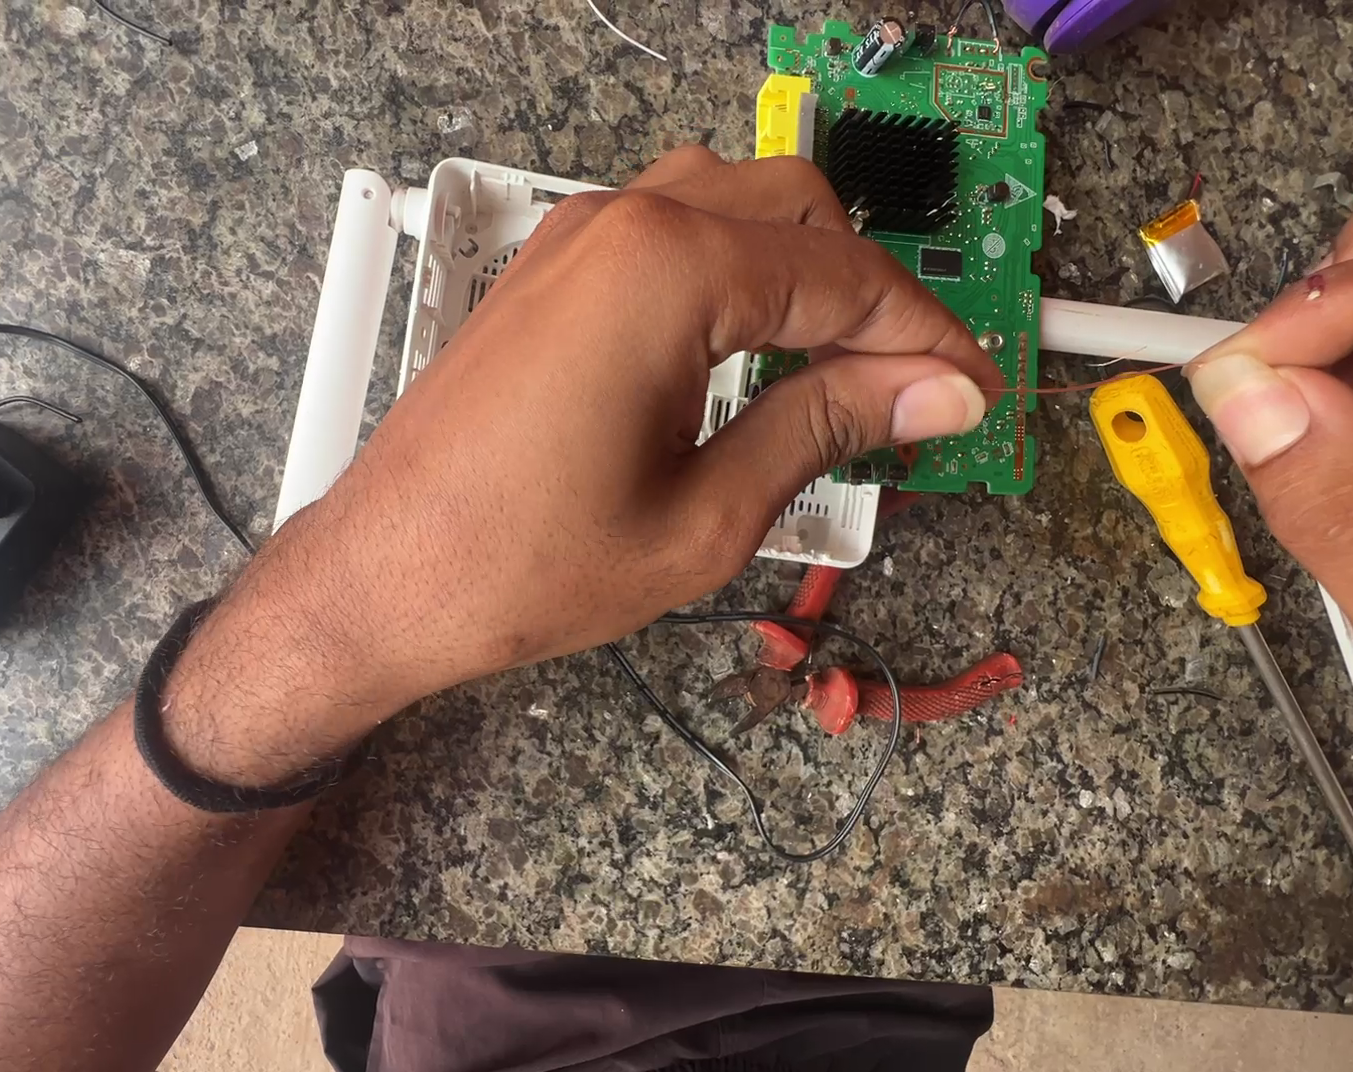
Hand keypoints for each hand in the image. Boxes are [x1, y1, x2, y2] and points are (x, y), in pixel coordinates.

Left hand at [177, 146, 999, 777]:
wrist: (384, 581)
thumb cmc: (525, 568)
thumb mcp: (704, 518)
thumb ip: (823, 430)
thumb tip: (929, 391)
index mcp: (665, 270)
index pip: (841, 277)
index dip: (923, 338)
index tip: (968, 390)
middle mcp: (617, 225)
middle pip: (795, 212)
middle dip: (866, 295)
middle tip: (906, 385)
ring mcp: (571, 243)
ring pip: (730, 209)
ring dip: (799, 276)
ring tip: (834, 371)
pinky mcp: (544, 277)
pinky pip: (665, 239)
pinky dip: (729, 280)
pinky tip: (745, 354)